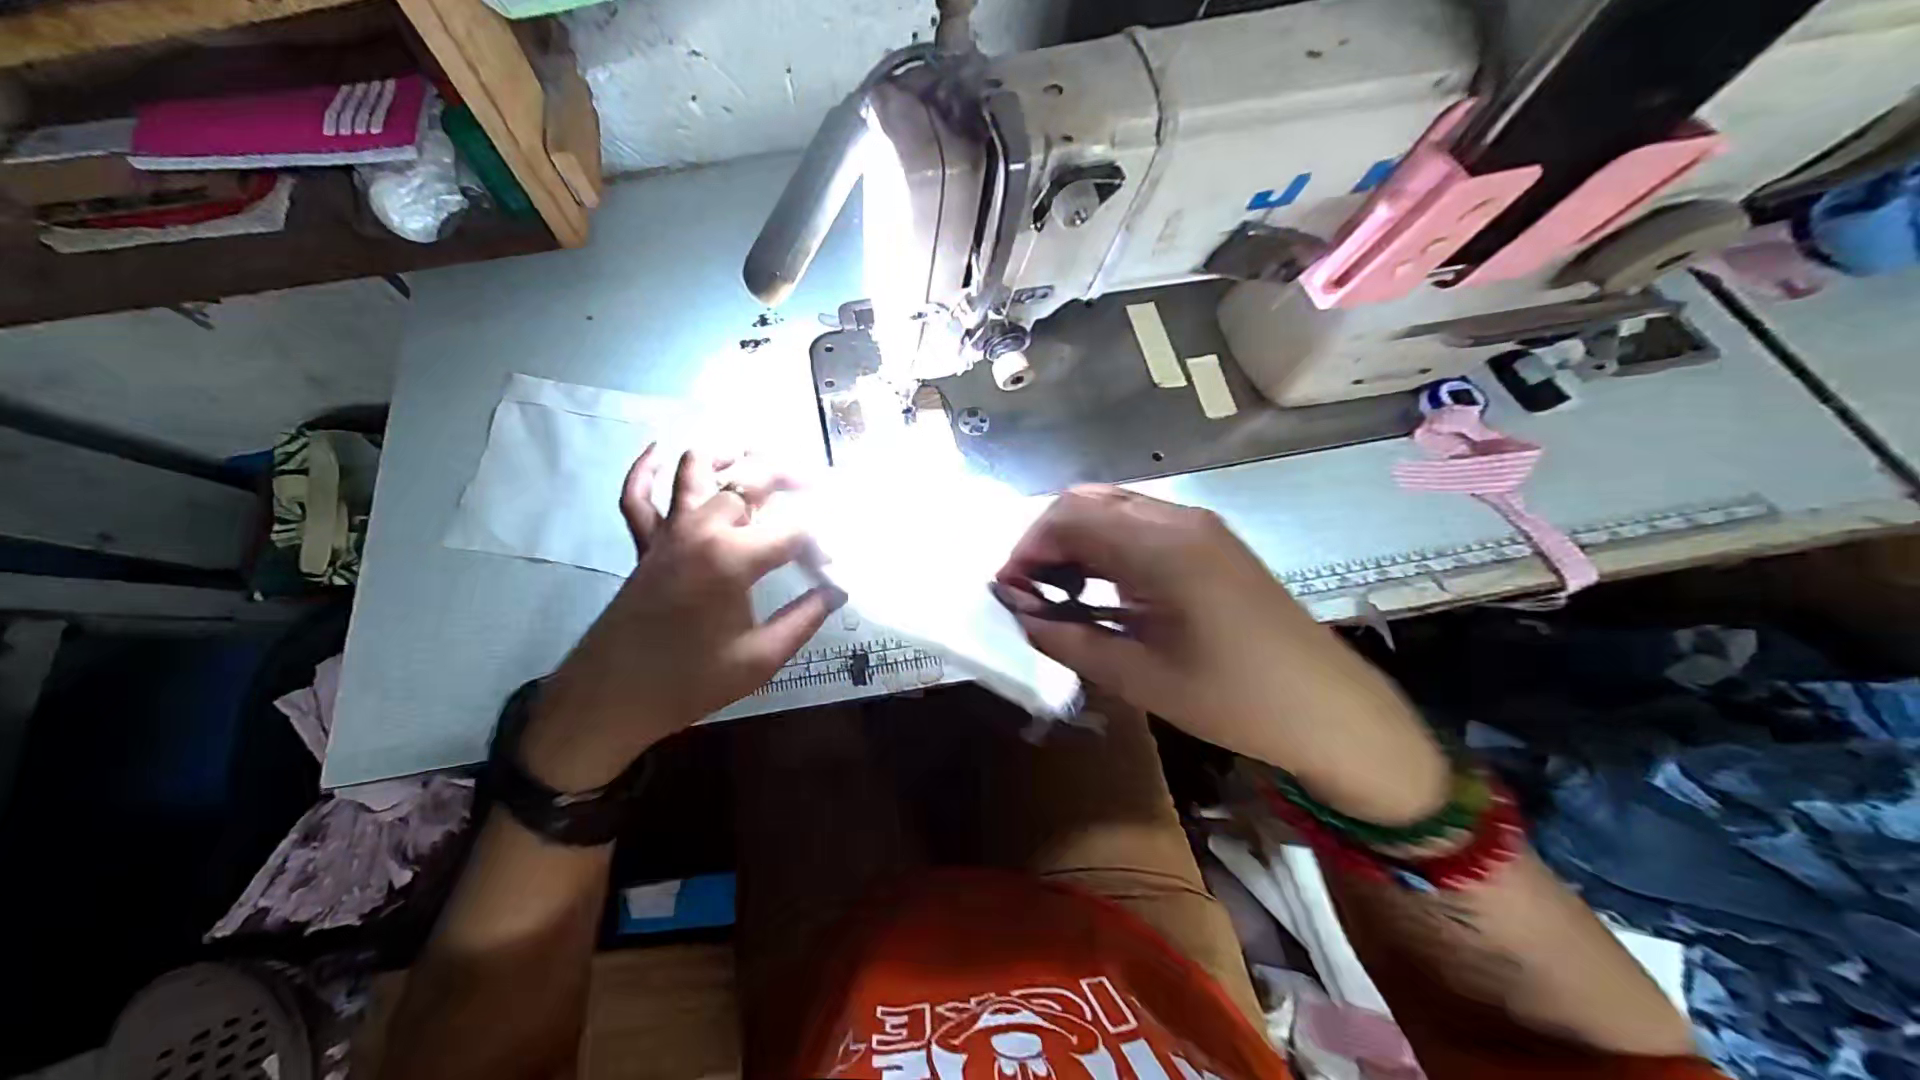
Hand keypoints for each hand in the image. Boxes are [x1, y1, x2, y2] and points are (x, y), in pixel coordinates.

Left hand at [519, 446, 843, 790]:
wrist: (612, 699)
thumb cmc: (690, 682)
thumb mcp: (761, 658)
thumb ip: (804, 618)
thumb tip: (836, 591)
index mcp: (733, 559)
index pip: (793, 533)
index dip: (821, 544)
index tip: (834, 566)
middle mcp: (700, 532)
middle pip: (749, 482)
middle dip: (788, 478)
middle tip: (817, 487)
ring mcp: (667, 534)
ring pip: (694, 472)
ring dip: (727, 458)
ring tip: (755, 456)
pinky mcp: (644, 546)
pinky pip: (637, 497)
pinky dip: (645, 470)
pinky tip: (659, 450)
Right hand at [994, 486, 1448, 824]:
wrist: (1331, 709)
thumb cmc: (1233, 700)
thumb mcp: (1137, 676)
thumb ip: (1066, 638)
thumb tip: (1018, 611)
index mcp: (1160, 547)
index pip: (1067, 517)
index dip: (1025, 549)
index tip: (1008, 591)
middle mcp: (1179, 519)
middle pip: (1087, 502)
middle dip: (1046, 540)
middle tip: (1031, 592)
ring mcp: (1201, 525)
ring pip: (1114, 508)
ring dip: (1077, 540)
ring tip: (1062, 592)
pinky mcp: (1213, 540)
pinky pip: (1142, 523)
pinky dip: (1108, 544)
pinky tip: (1106, 586)